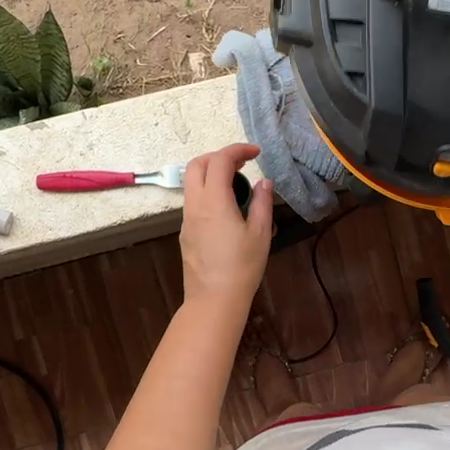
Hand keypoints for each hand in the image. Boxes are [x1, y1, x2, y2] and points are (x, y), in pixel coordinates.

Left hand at [179, 143, 273, 314]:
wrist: (214, 299)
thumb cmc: (242, 267)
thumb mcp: (261, 234)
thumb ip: (262, 203)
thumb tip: (264, 183)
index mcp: (214, 201)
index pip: (220, 161)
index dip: (238, 150)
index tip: (256, 152)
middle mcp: (195, 205)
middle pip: (197, 165)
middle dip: (218, 157)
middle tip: (242, 164)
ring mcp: (187, 219)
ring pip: (192, 183)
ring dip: (211, 174)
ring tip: (237, 185)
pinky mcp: (185, 232)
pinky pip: (193, 201)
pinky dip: (208, 192)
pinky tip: (227, 208)